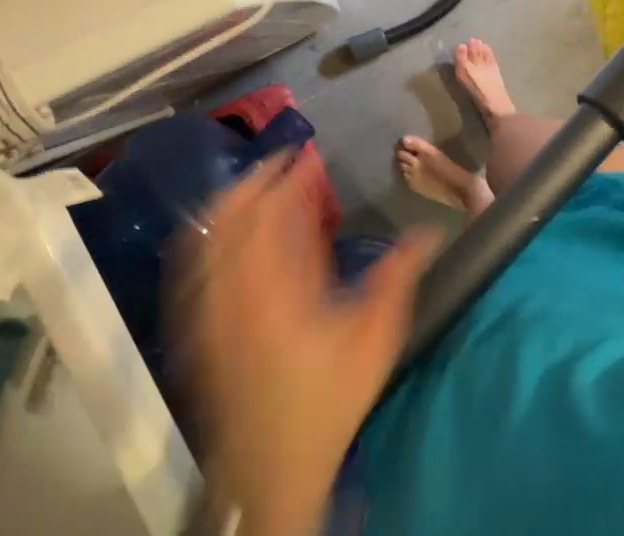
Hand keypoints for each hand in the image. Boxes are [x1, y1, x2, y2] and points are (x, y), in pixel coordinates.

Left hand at [176, 155, 439, 535]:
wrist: (269, 467)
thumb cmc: (327, 403)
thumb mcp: (375, 341)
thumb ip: (398, 279)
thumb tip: (428, 232)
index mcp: (277, 290)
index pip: (271, 216)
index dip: (285, 179)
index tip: (304, 156)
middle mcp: (234, 292)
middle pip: (230, 218)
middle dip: (252, 181)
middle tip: (277, 161)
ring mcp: (209, 310)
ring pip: (208, 240)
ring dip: (230, 205)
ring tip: (253, 186)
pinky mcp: (197, 328)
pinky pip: (195, 268)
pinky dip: (211, 238)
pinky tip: (224, 234)